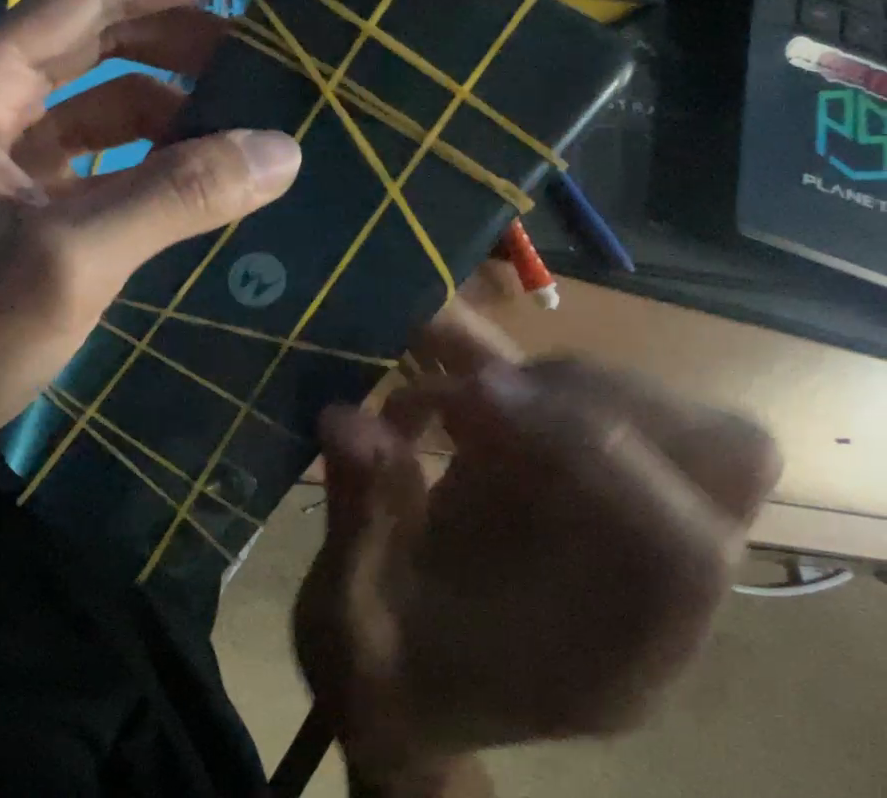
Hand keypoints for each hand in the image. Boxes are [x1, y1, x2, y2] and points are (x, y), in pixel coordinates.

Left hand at [0, 0, 303, 477]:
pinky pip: (99, 148)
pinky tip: (206, 167)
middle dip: (188, 28)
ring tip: (258, 110)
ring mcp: (0, 148)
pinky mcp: (20, 194)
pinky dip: (152, 150)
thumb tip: (280, 148)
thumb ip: (171, 197)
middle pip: (99, 33)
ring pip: (103, 91)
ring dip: (176, 93)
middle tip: (283, 38)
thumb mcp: (67, 264)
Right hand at [293, 302, 781, 785]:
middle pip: (711, 462)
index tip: (472, 396)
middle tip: (461, 389)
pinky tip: (433, 362)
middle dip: (584, 399)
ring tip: (433, 376)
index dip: (592, 453)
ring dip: (544, 379)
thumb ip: (361, 523)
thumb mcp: (347, 620)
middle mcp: (643, 584)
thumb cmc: (379, 680)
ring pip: (659, 419)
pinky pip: (573, 408)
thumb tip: (345, 417)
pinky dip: (507, 373)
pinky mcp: (564, 487)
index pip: (676, 544)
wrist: (391, 693)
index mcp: (615, 652)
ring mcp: (612, 527)